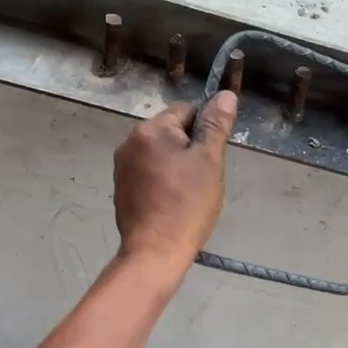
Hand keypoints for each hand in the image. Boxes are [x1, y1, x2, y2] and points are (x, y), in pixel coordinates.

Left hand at [112, 91, 237, 265]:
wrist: (155, 252)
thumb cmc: (187, 204)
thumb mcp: (209, 161)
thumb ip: (216, 125)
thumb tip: (226, 95)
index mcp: (150, 130)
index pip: (187, 110)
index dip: (206, 129)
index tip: (212, 155)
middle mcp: (129, 142)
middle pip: (172, 130)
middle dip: (191, 147)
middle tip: (204, 175)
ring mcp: (122, 167)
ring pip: (161, 152)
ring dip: (177, 163)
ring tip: (190, 190)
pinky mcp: (122, 188)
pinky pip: (149, 170)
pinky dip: (164, 179)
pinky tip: (173, 200)